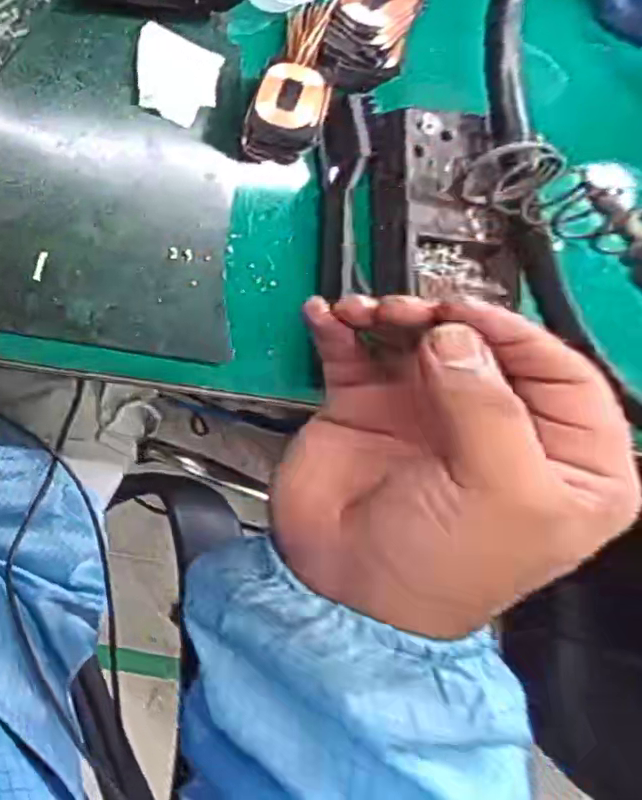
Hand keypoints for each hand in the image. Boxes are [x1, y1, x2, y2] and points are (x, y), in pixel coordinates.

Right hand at [273, 295, 638, 638]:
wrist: (348, 577)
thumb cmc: (449, 559)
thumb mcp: (502, 495)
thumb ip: (488, 414)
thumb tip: (455, 339)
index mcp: (564, 454)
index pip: (558, 374)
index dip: (514, 336)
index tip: (462, 314)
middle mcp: (492, 425)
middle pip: (474, 349)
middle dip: (438, 320)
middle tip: (403, 310)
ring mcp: (419, 413)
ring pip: (409, 344)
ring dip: (383, 318)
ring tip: (357, 311)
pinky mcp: (357, 409)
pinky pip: (349, 357)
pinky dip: (334, 331)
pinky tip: (323, 317)